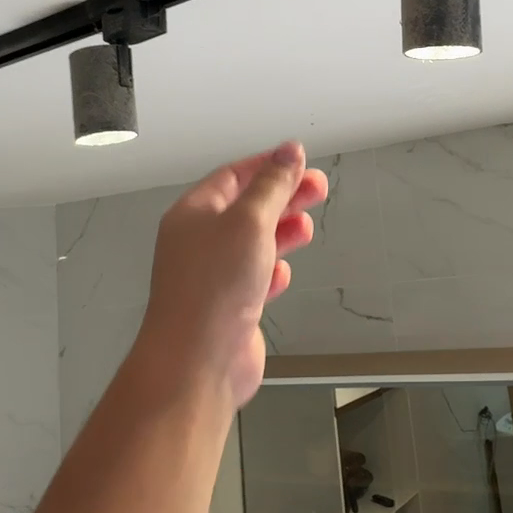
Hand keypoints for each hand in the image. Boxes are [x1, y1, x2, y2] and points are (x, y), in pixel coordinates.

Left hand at [135, 142, 326, 407]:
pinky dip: (271, 271)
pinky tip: (283, 274)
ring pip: (252, 243)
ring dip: (281, 233)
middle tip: (319, 190)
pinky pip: (252, 278)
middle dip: (283, 197)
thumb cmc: (218, 282)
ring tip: (307, 229)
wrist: (197, 362)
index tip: (302, 161)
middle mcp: (198, 241)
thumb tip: (290, 150)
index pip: (233, 176)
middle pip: (247, 207)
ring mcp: (211, 276)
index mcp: (194, 213)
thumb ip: (273, 185)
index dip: (268, 165)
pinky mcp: (226, 308)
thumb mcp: (250, 221)